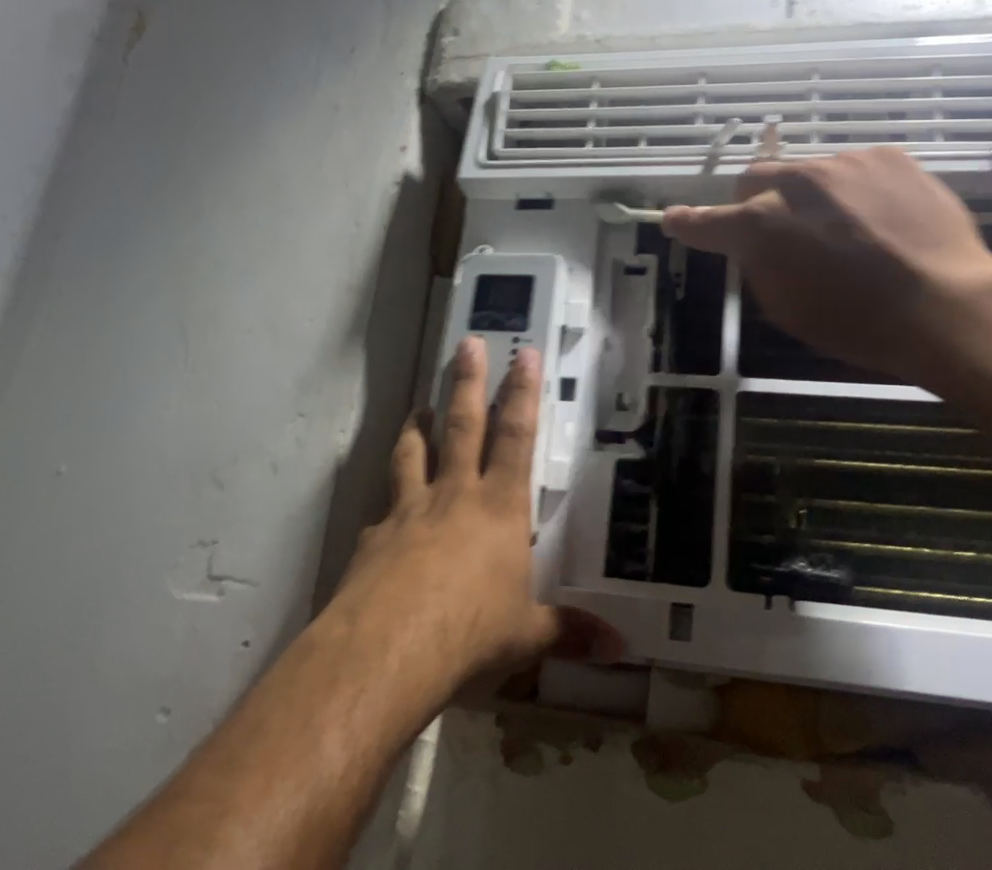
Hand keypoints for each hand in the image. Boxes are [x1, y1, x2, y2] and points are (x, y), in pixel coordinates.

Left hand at [322, 337, 621, 701]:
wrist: (388, 648)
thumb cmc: (472, 632)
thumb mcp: (526, 635)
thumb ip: (568, 632)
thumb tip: (620, 648)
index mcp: (499, 508)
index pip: (516, 438)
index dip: (522, 394)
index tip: (523, 354)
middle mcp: (453, 497)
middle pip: (461, 426)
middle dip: (467, 382)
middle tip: (467, 342)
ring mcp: (407, 513)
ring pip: (412, 454)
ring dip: (416, 427)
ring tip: (416, 407)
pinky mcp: (371, 539)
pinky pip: (383, 510)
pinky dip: (387, 503)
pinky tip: (382, 516)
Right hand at [661, 146, 991, 382]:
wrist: (944, 304)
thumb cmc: (858, 324)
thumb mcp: (788, 307)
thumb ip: (759, 266)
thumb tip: (753, 245)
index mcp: (760, 226)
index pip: (707, 220)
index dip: (689, 223)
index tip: (675, 220)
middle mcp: (794, 182)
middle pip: (756, 179)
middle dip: (758, 202)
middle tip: (781, 232)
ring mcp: (843, 163)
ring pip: (809, 173)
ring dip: (812, 197)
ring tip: (848, 232)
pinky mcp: (887, 156)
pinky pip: (855, 168)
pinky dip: (855, 190)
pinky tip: (881, 220)